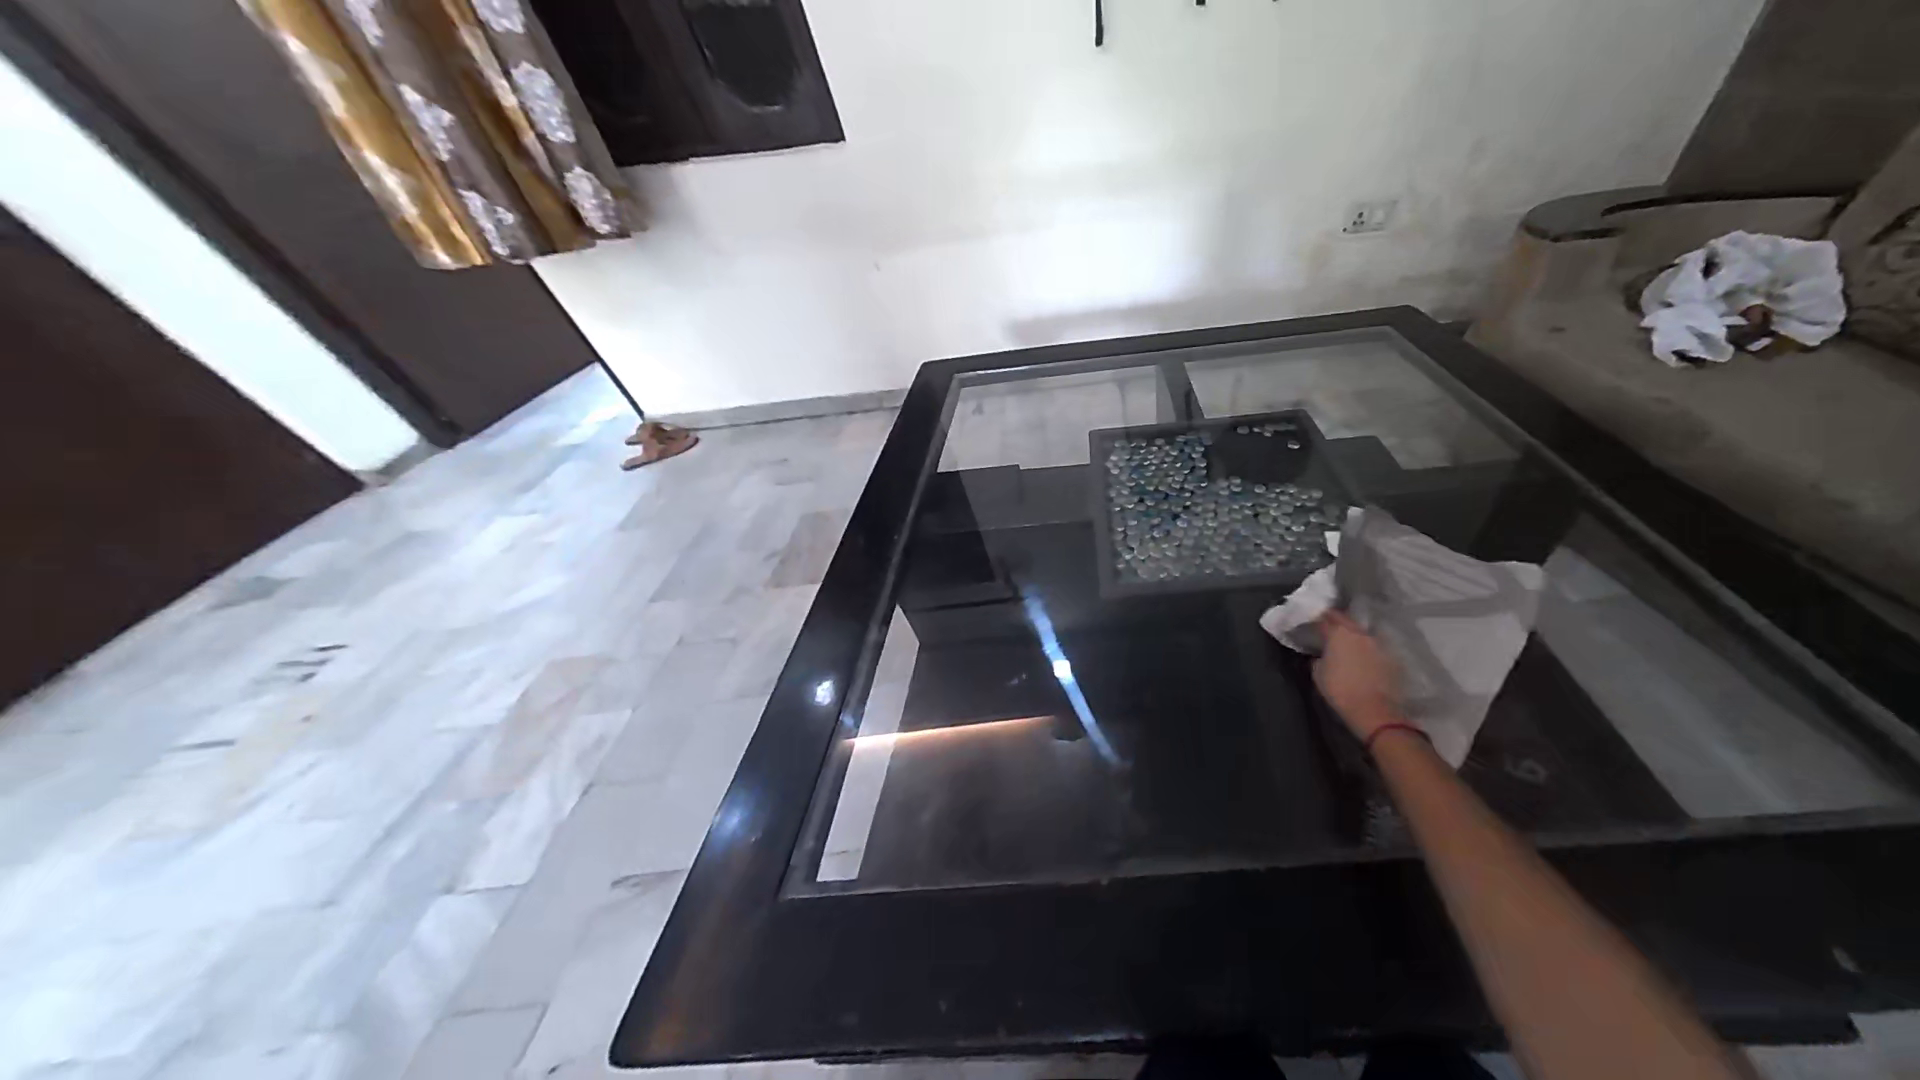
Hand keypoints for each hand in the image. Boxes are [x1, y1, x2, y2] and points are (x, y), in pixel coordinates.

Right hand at [1313, 610, 1403, 740]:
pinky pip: (1374, 647)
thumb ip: (1319, 657)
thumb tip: (1322, 654)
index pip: (1326, 618)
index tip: (1312, 623)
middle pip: (1346, 620)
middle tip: (1328, 629)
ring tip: (1345, 644)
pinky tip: (1361, 658)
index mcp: (1339, 633)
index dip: (1318, 619)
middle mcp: (1360, 633)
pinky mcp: (1391, 657)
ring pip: (1362, 633)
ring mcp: (1378, 644)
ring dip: (1353, 636)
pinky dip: (1366, 649)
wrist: (1373, 709)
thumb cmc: (1339, 689)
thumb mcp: (1318, 672)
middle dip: (1336, 622)